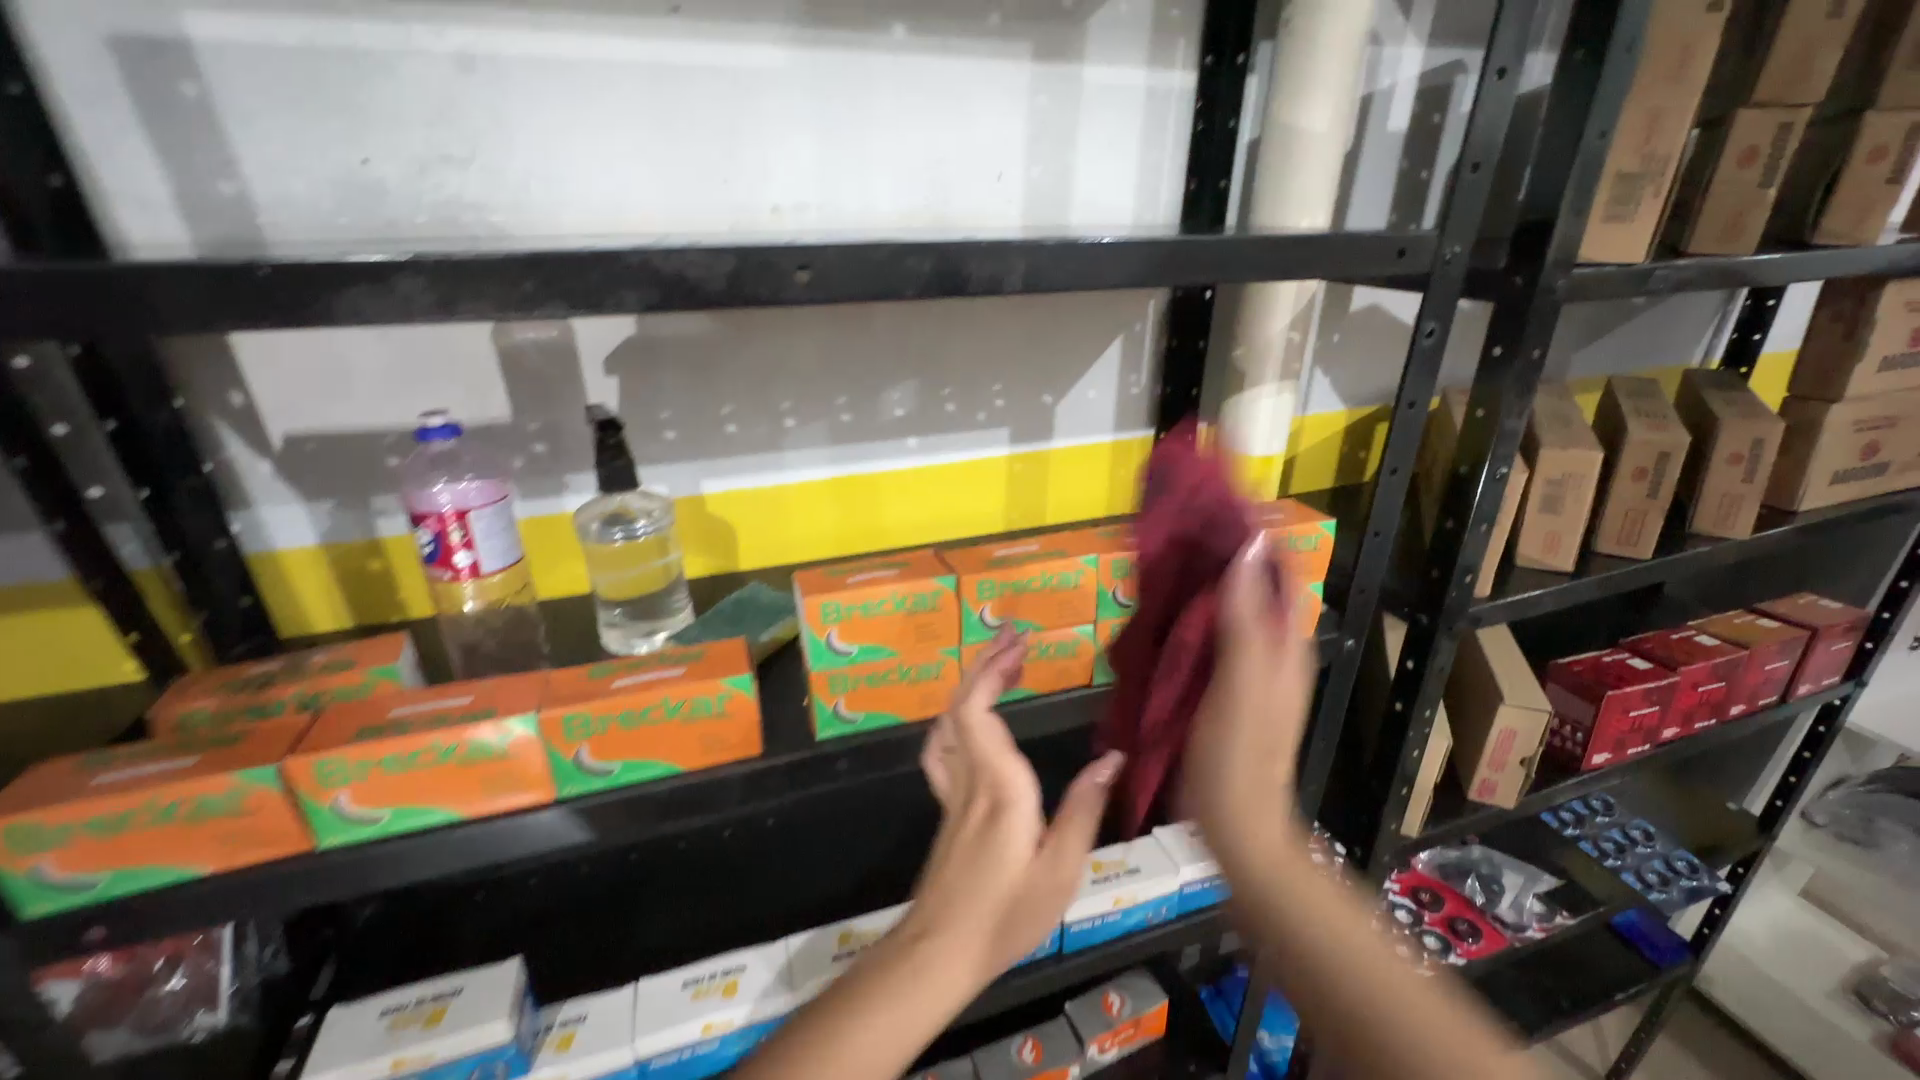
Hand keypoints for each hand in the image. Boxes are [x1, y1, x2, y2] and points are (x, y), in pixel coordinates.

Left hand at [902, 628, 1123, 985]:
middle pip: (962, 706)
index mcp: (999, 786)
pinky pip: (943, 748)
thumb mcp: (1062, 869)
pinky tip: (969, 722)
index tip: (1020, 644)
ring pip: (948, 724)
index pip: (978, 710)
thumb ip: (1085, 809)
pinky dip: (955, 720)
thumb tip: (1114, 757)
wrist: (942, 950)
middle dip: (985, 666)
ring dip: (970, 688)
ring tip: (1000, 669)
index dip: (992, 670)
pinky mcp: (946, 809)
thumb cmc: (1008, 914)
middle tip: (1016, 641)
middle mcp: (970, 778)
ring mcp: (952, 793)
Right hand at [1180, 531, 1314, 871]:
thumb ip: (1246, 618)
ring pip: (1226, 605)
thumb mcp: (1242, 683)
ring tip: (1160, 548)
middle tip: (1175, 516)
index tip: (1215, 493)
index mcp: (1284, 641)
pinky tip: (1156, 604)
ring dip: (1200, 576)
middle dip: (1219, 545)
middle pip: (1250, 581)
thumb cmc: (1239, 756)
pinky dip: (1186, 610)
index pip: (1277, 566)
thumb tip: (1248, 545)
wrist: (1232, 825)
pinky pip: (1204, 633)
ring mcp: (1242, 666)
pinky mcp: (1215, 684)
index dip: (1253, 528)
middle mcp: (1269, 646)